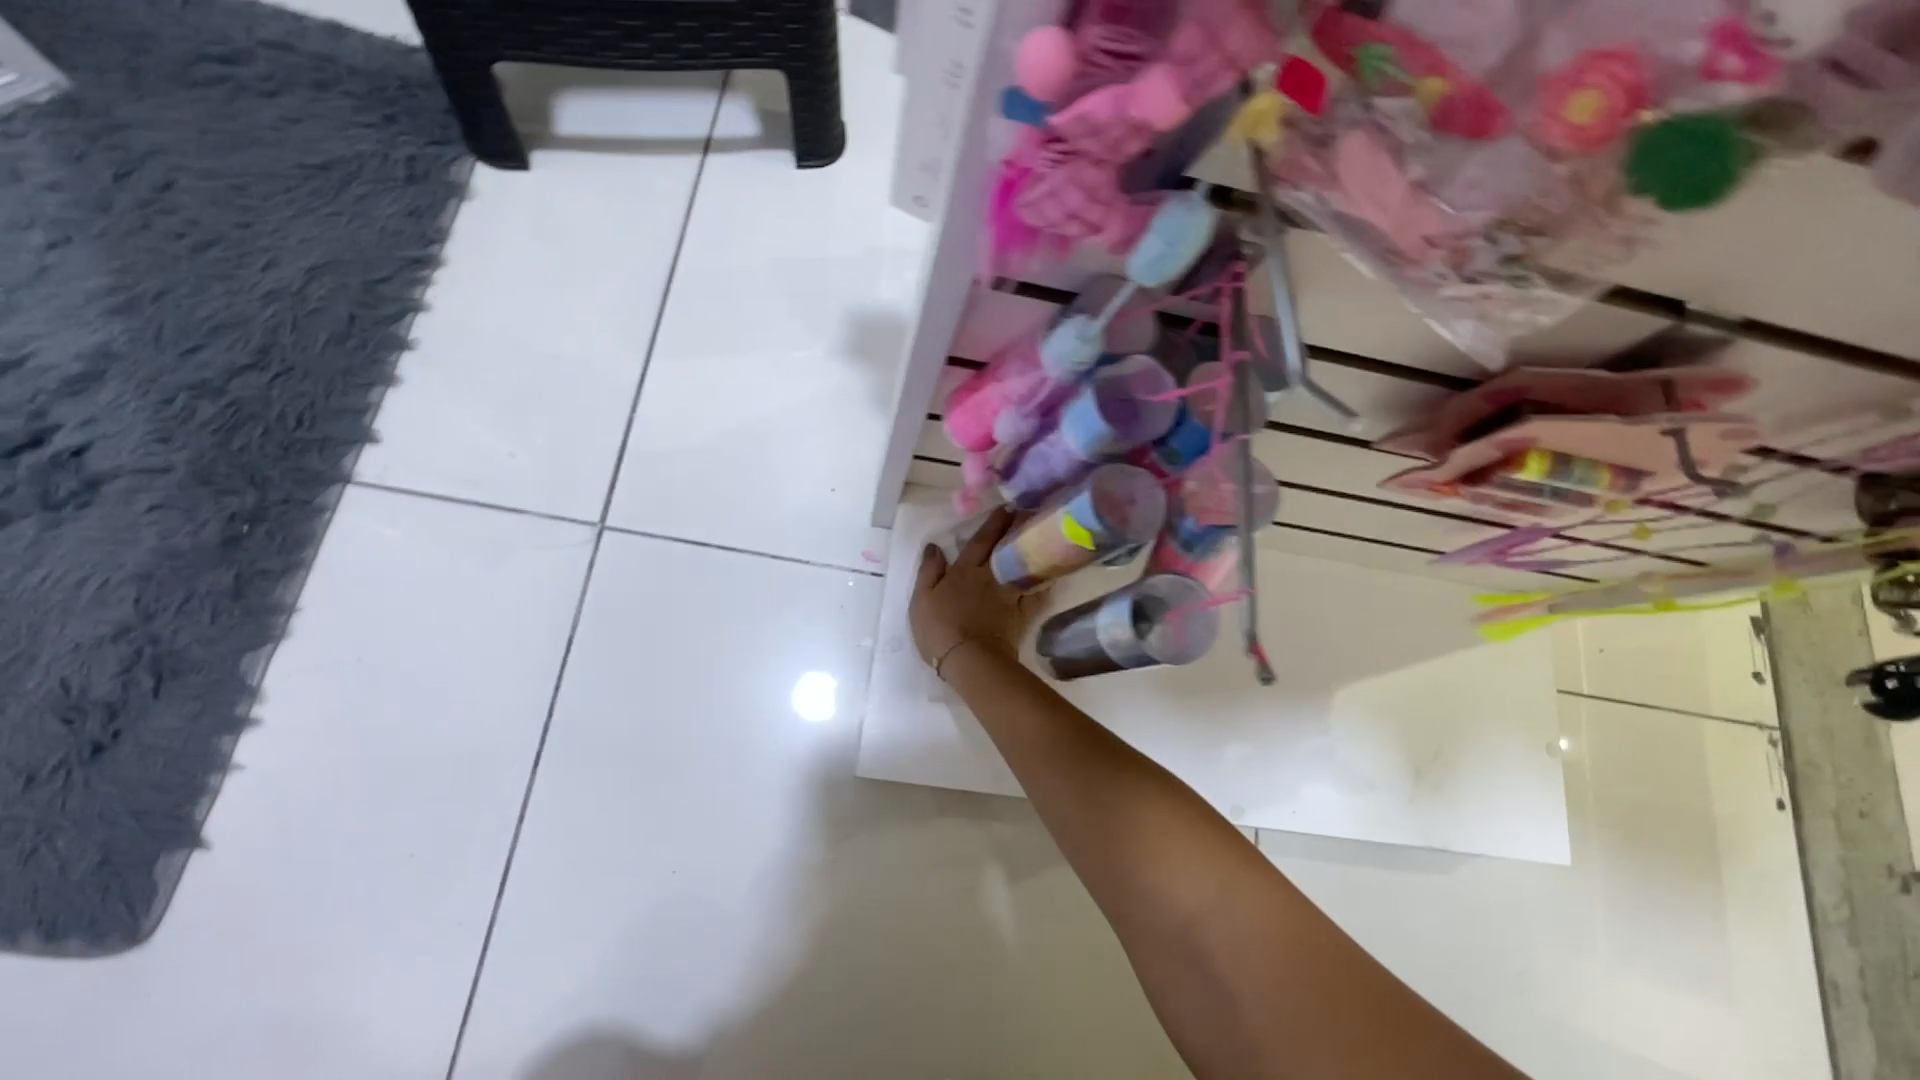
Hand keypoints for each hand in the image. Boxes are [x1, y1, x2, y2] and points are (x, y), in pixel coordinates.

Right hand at [910, 506, 1046, 676]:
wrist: (969, 658)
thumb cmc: (940, 628)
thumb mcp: (922, 598)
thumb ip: (929, 570)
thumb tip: (934, 546)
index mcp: (965, 570)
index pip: (981, 541)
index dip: (993, 523)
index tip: (1006, 507)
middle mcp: (990, 576)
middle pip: (1005, 548)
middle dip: (1015, 527)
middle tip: (1028, 510)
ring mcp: (1010, 594)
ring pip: (1024, 566)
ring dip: (1033, 550)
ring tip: (1042, 536)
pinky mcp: (1022, 614)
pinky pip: (1037, 594)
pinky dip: (1044, 583)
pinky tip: (1051, 574)